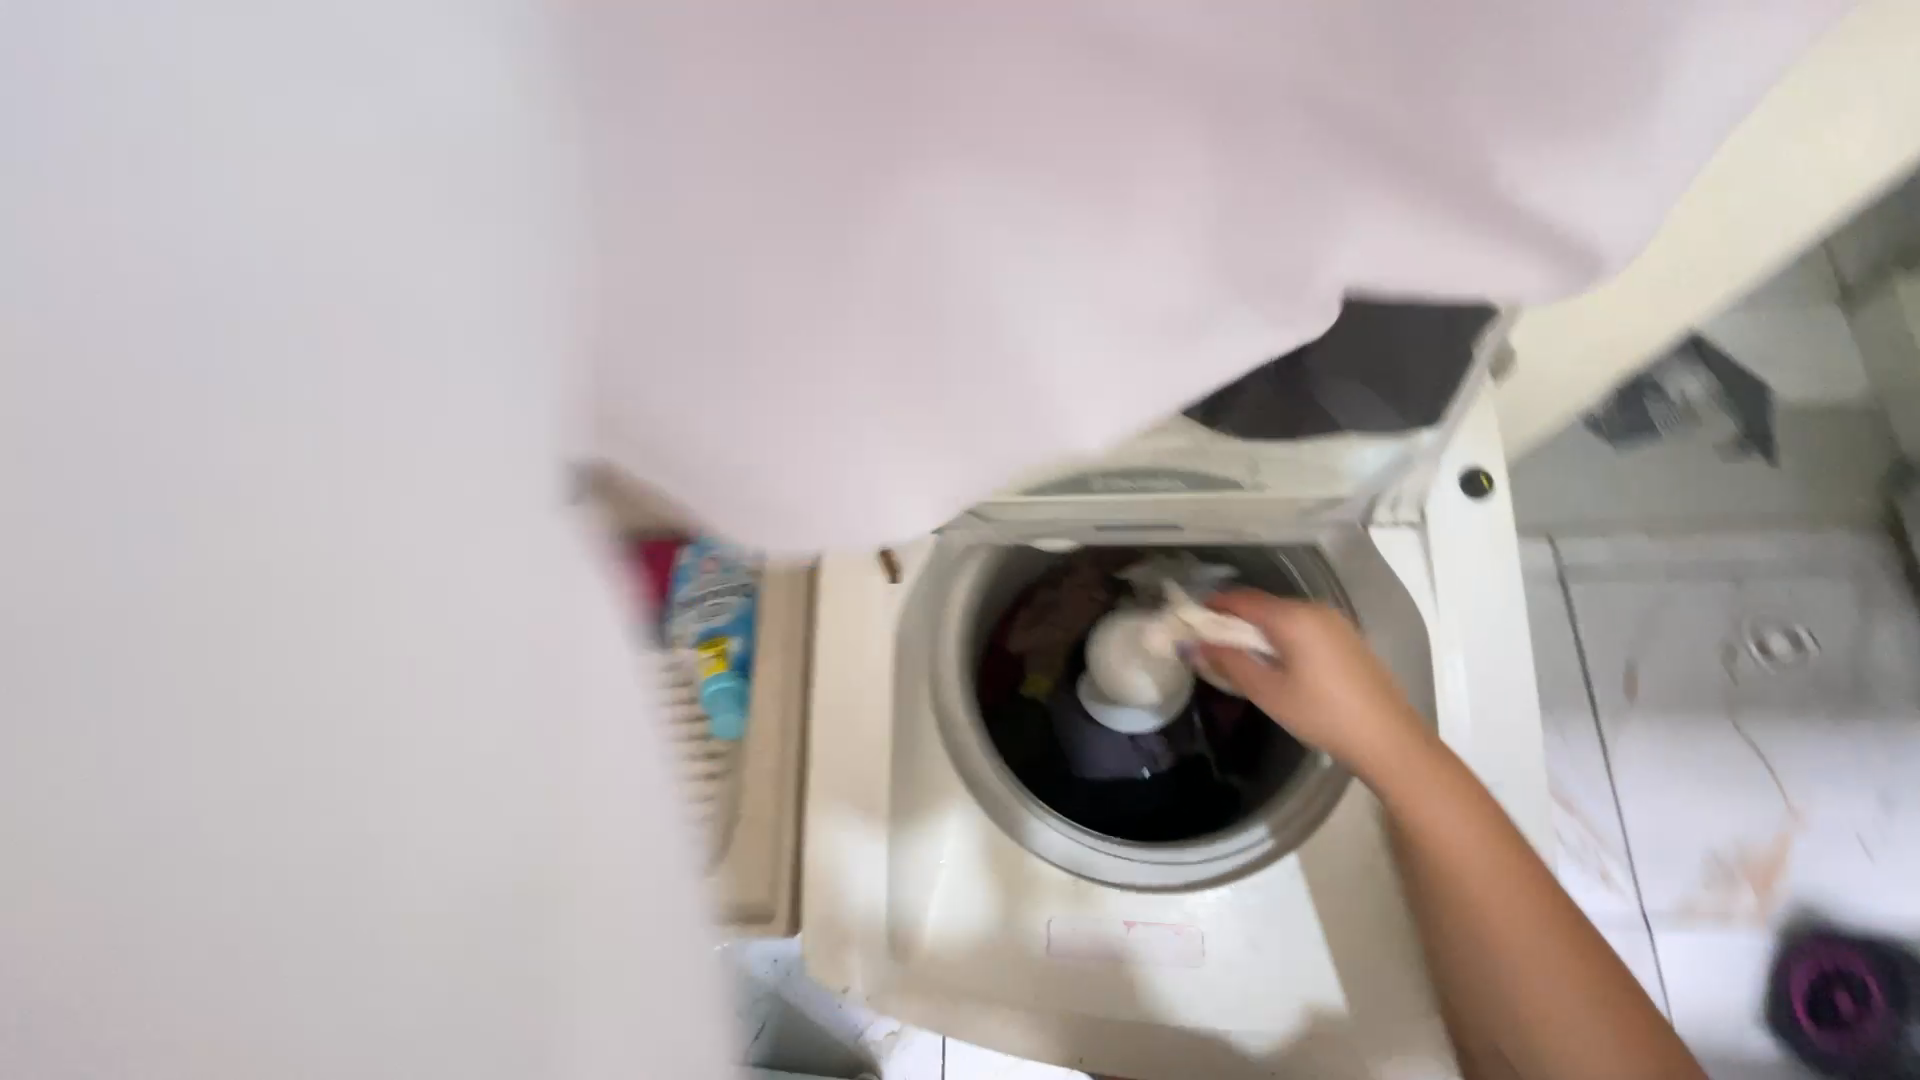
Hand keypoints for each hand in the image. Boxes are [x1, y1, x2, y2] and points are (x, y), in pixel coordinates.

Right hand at [1196, 590, 1431, 775]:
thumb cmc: (1321, 714)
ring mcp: (1335, 622)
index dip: (1211, 607)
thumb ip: (1228, 662)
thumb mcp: (1267, 691)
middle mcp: (1314, 610)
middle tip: (1212, 646)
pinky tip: (1278, 664)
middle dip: (1233, 621)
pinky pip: (1302, 626)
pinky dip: (1281, 637)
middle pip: (1262, 605)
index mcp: (1292, 617)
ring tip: (1242, 658)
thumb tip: (1192, 644)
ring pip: (1283, 616)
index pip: (1240, 599)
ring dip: (1258, 630)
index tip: (1190, 624)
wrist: (1388, 739)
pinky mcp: (1347, 638)